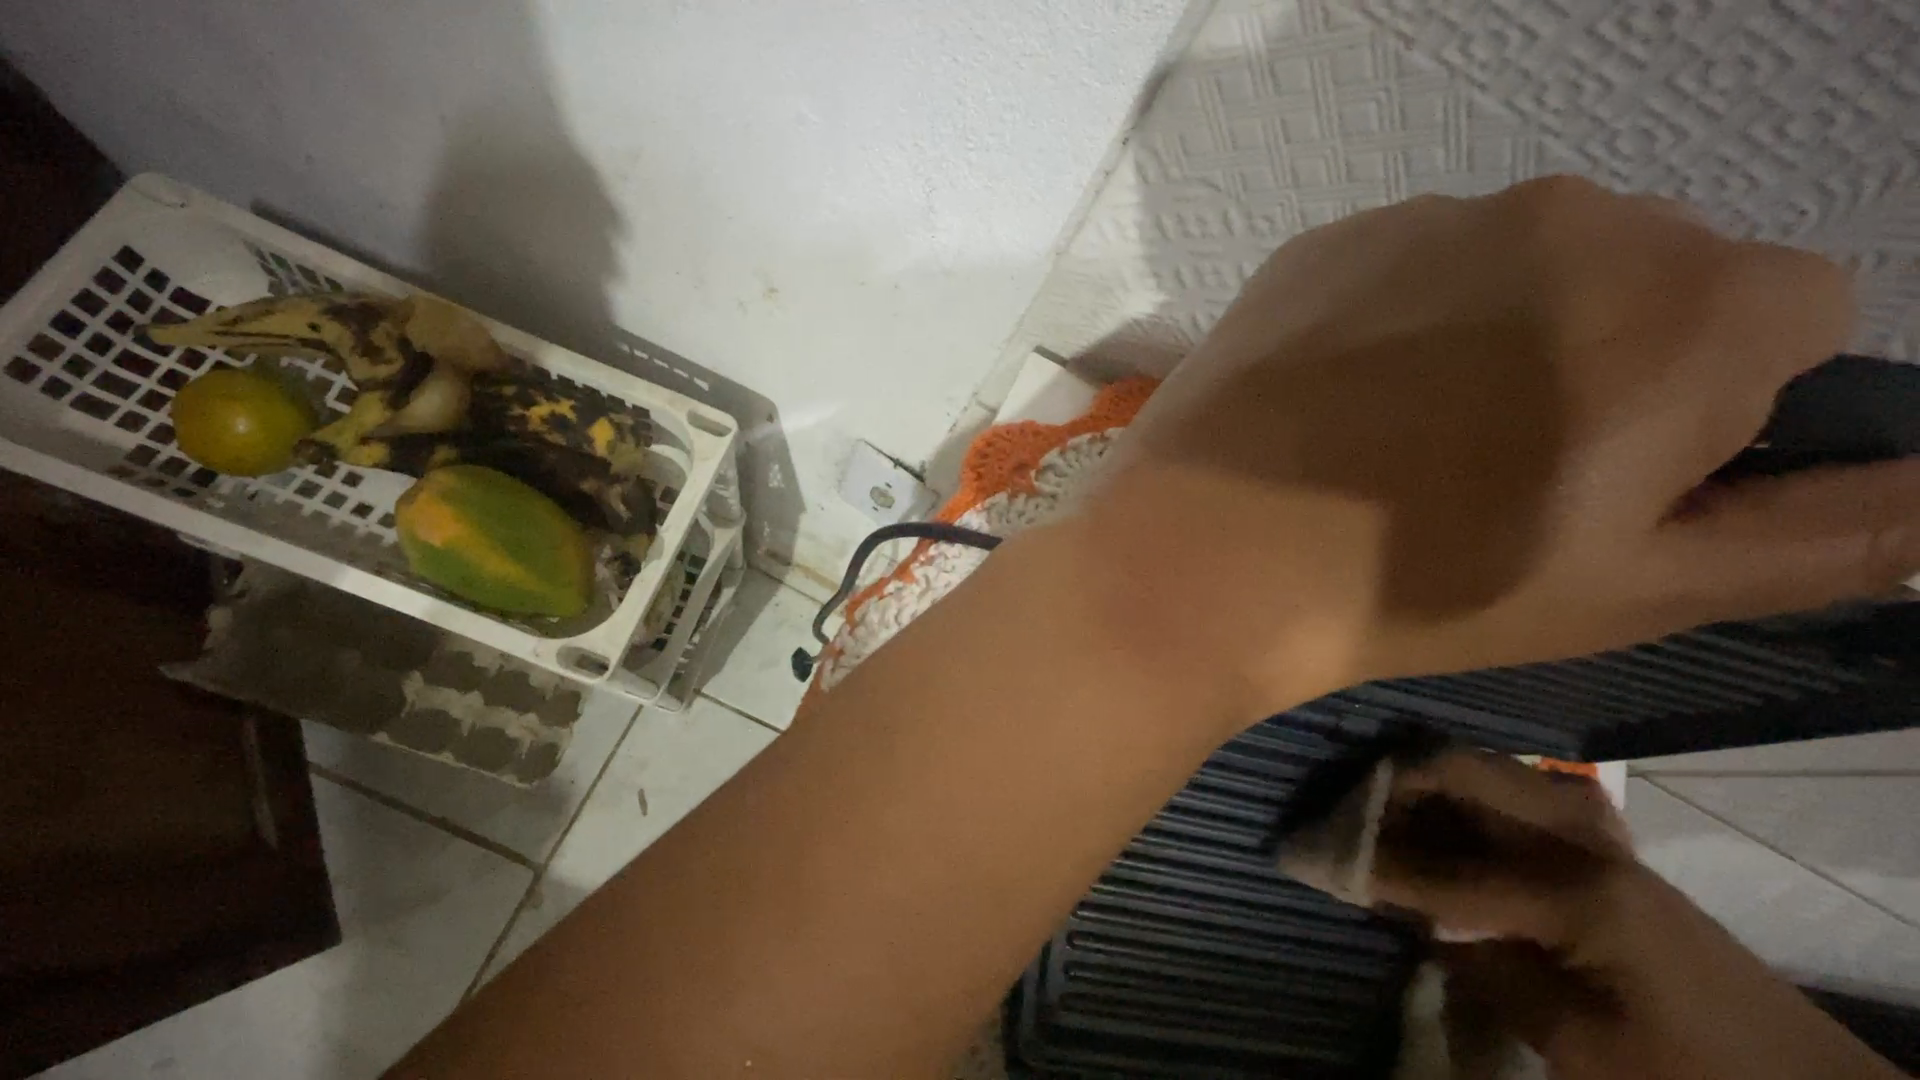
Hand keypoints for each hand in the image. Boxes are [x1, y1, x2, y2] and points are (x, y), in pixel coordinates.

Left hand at [1078, 176, 1919, 721]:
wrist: (1214, 555)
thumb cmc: (1427, 583)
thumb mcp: (1642, 587)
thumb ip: (1825, 531)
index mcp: (1695, 300)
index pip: (1792, 318)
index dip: (1720, 407)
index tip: (1621, 474)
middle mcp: (1573, 218)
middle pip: (1652, 275)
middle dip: (1614, 356)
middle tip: (1500, 462)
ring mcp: (1430, 218)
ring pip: (1522, 265)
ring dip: (1500, 332)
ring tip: (1406, 436)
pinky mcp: (1323, 240)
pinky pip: (1405, 266)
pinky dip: (1398, 319)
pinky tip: (1336, 399)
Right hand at [1354, 753, 1906, 1079]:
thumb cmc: (1686, 1071)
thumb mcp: (1578, 1045)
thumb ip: (1486, 970)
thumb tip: (1417, 919)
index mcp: (1575, 891)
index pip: (1439, 869)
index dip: (1369, 864)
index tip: (1308, 852)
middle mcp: (1584, 840)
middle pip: (1465, 773)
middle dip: (1396, 785)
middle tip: (1347, 812)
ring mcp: (1601, 834)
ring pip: (1493, 769)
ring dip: (1432, 782)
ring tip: (1387, 811)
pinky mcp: (1608, 846)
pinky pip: (1521, 793)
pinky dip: (1471, 794)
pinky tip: (1449, 821)